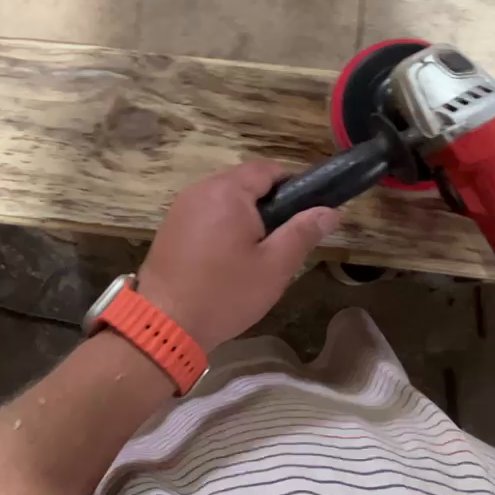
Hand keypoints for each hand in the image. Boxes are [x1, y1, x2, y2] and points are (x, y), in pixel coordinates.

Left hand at [138, 161, 340, 347]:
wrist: (163, 325)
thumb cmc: (224, 293)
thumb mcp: (274, 266)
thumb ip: (303, 232)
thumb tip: (331, 210)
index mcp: (227, 191)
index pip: (268, 169)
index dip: (292, 186)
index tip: (304, 214)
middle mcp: (201, 189)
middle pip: (244, 182)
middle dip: (267, 204)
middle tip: (281, 241)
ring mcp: (181, 207)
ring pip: (224, 199)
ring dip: (243, 216)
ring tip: (256, 253)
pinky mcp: (170, 226)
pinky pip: (205, 213)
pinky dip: (221, 226)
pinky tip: (227, 258)